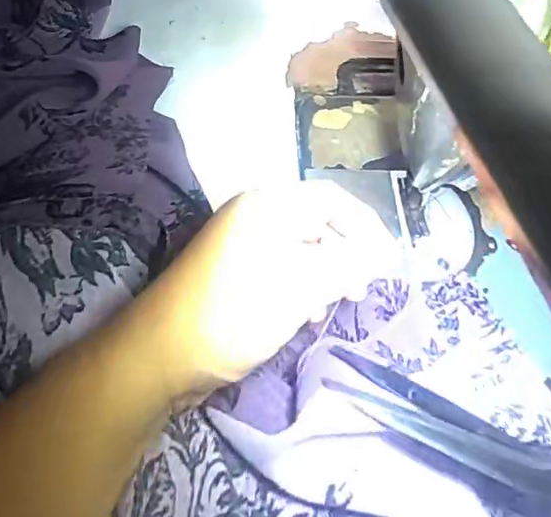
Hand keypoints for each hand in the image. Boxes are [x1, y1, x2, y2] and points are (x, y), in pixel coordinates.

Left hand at [123, 180, 401, 400]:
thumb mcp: (302, 285)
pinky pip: (279, 264)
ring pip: (299, 246)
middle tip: (359, 289)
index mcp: (268, 203)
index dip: (366, 225)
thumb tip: (387, 250)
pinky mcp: (232, 268)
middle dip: (345, 252)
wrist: (162, 352)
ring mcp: (239, 240)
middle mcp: (253, 212)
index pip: (331, 198)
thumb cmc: (236, 310)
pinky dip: (300, 283)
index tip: (388, 260)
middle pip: (316, 220)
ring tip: (333, 304)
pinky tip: (303, 311)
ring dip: (324, 272)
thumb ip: (349, 263)